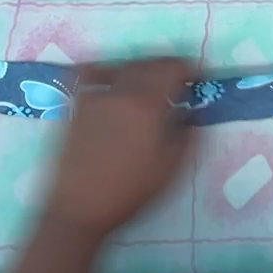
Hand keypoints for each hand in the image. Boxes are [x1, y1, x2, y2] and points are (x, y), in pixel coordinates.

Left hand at [41, 58, 196, 242]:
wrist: (80, 210)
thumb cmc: (130, 190)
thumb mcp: (170, 166)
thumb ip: (186, 133)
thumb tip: (188, 111)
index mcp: (148, 104)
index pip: (173, 67)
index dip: (188, 68)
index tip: (195, 79)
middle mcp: (122, 92)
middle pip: (149, 63)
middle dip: (167, 68)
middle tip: (176, 82)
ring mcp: (96, 96)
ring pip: (124, 67)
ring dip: (142, 69)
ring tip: (147, 83)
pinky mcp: (77, 106)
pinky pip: (92, 75)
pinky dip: (105, 70)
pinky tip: (110, 77)